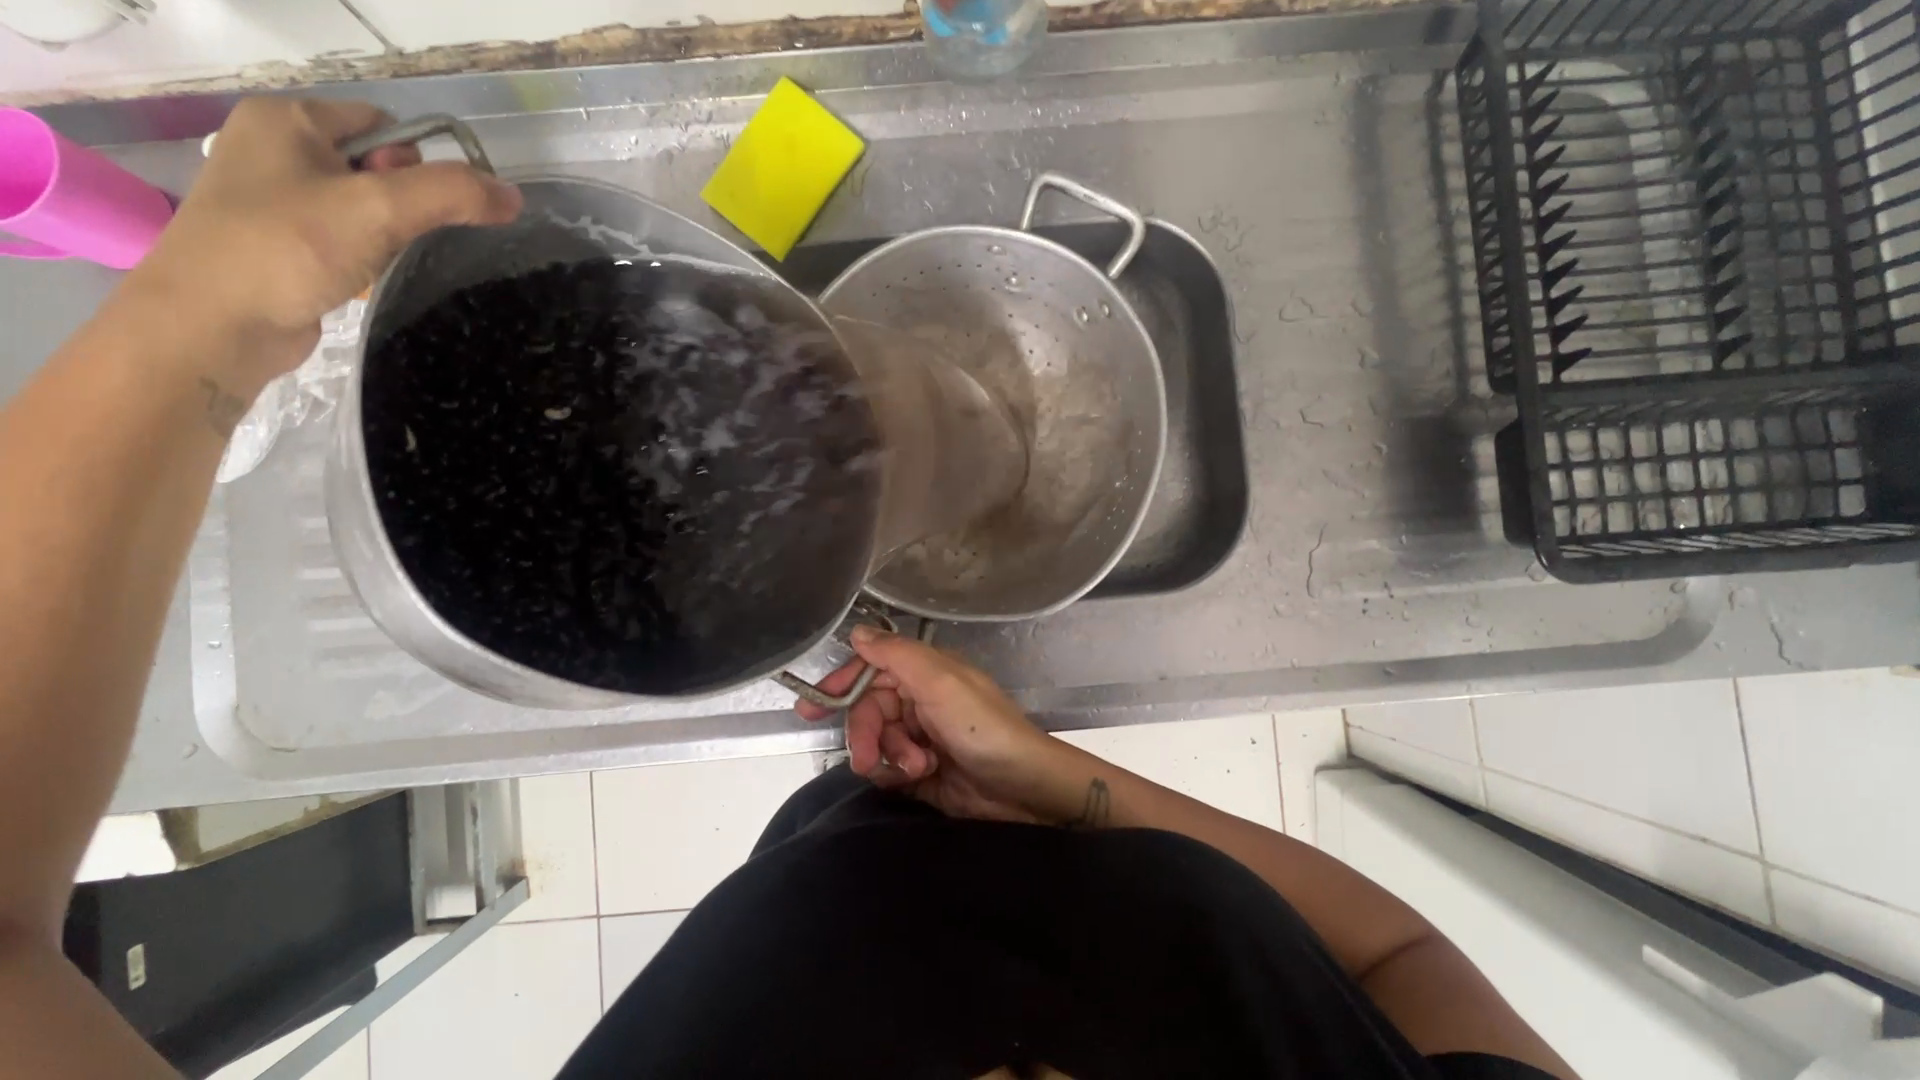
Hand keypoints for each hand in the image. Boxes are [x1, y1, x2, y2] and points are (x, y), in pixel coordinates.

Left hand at [127, 98, 522, 397]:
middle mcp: (275, 149)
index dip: (420, 164)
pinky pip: (348, 240)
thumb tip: (514, 197)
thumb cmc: (287, 248)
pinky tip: (363, 283)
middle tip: (395, 238)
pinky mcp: (282, 245)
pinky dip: (367, 260)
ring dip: (390, 238)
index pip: (386, 125)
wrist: (213, 325)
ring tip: (380, 264)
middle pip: (380, 167)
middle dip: (406, 206)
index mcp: (286, 119)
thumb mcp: (379, 209)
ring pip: (368, 209)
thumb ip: (453, 194)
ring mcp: (274, 199)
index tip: (419, 207)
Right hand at [795, 625, 1068, 822]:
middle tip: (869, 758)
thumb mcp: (940, 684)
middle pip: (868, 712)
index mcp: (927, 674)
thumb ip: (895, 655)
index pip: (870, 672)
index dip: (841, 687)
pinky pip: (889, 771)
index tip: (809, 709)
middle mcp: (922, 702)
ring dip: (889, 757)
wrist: (1024, 790)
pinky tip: (918, 779)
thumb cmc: (984, 728)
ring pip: (877, 743)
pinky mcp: (925, 773)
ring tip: (917, 768)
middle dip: (867, 734)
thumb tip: (857, 630)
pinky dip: (896, 776)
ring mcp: (923, 739)